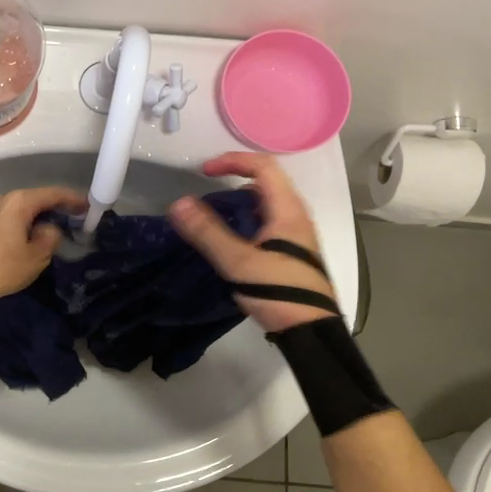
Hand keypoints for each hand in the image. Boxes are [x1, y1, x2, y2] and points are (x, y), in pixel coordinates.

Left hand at [0, 186, 87, 310]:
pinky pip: (13, 218)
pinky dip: (27, 222)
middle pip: (37, 198)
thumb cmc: (3, 267)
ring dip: (41, 216)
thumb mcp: (37, 255)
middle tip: (77, 217)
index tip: (89, 206)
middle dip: (57, 207)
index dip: (73, 199)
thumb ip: (51, 237)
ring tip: (59, 227)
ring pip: (23, 209)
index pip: (53, 194)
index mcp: (19, 202)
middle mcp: (4, 200)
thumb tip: (49, 229)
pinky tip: (34, 235)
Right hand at [169, 152, 338, 332]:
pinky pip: (269, 220)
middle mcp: (297, 216)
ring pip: (268, 203)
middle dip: (234, 178)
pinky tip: (233, 240)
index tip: (204, 171)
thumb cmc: (279, 292)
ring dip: (241, 200)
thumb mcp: (238, 262)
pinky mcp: (293, 251)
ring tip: (216, 216)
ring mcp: (297, 234)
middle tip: (207, 190)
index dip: (232, 161)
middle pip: (267, 181)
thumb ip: (207, 232)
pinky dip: (248, 218)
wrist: (311, 331)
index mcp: (288, 211)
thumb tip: (179, 203)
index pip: (263, 167)